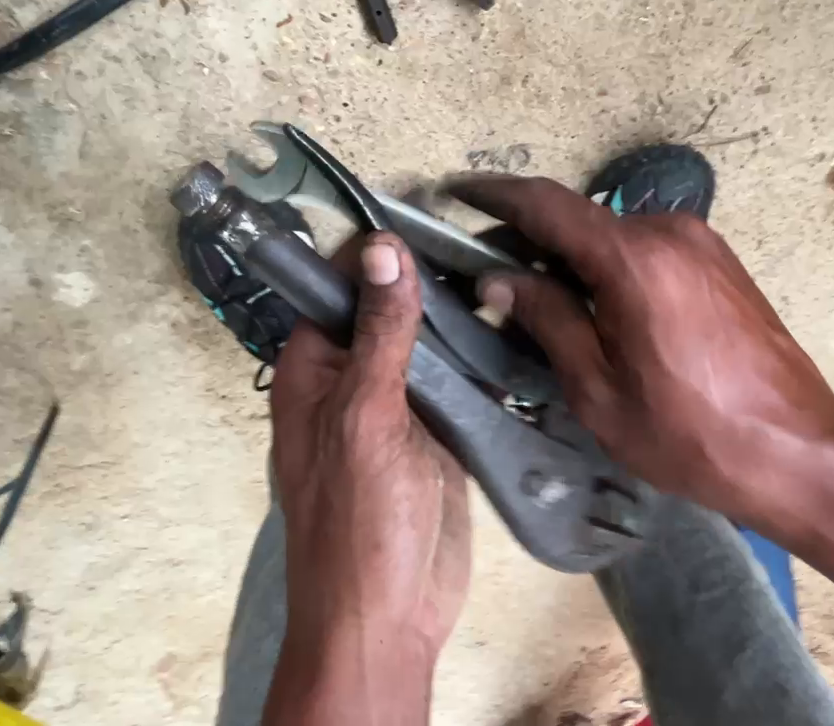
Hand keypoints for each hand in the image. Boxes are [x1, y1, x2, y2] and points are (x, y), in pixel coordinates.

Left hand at [264, 233, 470, 725]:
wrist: (388, 614)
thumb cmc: (357, 515)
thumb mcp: (365, 414)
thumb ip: (380, 333)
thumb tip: (383, 247)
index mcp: (316, 364)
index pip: (341, 285)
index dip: (378, 251)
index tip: (430, 219)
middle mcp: (354, 374)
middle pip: (390, 308)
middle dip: (429, 281)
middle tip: (486, 244)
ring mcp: (399, 402)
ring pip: (428, 341)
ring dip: (460, 317)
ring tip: (509, 275)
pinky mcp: (439, 428)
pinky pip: (458, 380)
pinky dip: (481, 358)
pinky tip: (517, 330)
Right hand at [449, 175, 833, 546]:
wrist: (802, 454)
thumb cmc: (691, 434)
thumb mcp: (600, 390)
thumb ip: (547, 319)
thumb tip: (499, 279)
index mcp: (633, 259)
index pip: (546, 205)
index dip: (495, 194)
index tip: (457, 190)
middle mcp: (668, 231)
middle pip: (578, 219)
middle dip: (527, 237)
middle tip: (488, 273)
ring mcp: (699, 242)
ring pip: (610, 233)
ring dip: (567, 254)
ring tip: (535, 296)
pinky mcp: (717, 260)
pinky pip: (643, 247)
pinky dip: (605, 263)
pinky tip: (590, 302)